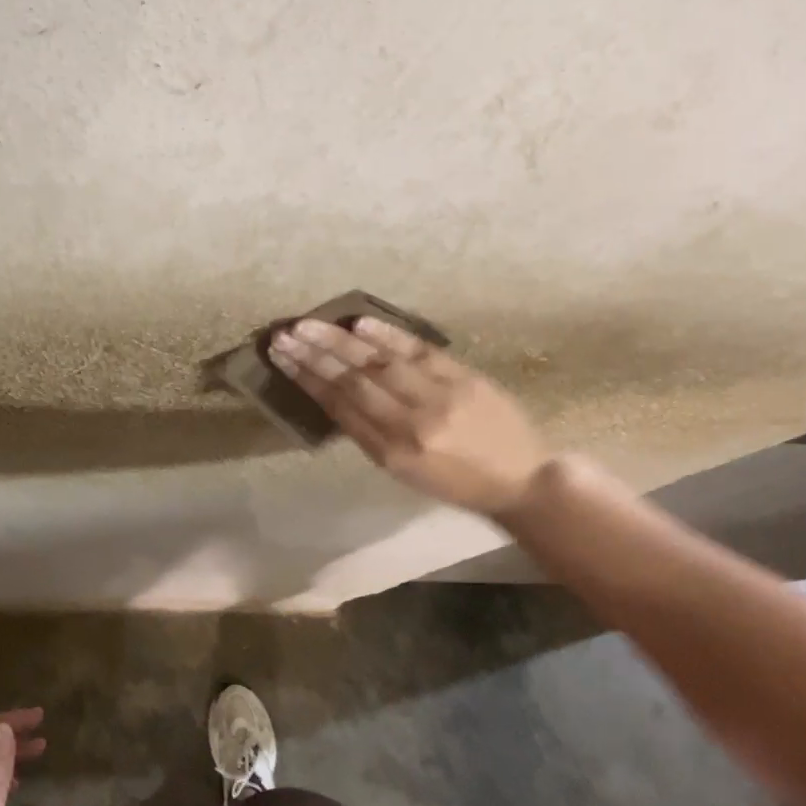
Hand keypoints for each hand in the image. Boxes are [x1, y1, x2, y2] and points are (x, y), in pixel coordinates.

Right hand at [269, 316, 550, 512]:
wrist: (523, 480)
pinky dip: (387, 334)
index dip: (307, 380)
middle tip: (283, 335)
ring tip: (307, 325)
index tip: (281, 358)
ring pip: (378, 363)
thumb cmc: (458, 482)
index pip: (340, 407)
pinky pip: (418, 351)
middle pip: (352, 382)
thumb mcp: (405, 471)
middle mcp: (410, 424)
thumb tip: (333, 395)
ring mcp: (439, 398)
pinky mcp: (464, 378)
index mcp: (392, 452)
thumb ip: (369, 435)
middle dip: (313, 356)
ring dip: (338, 341)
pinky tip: (358, 323)